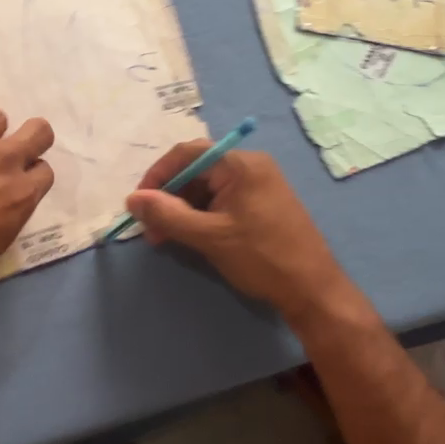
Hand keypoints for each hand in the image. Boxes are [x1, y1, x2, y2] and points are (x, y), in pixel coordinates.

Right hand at [126, 143, 352, 323]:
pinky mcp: (262, 204)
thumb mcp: (209, 237)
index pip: (187, 154)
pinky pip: (222, 200)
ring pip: (208, 188)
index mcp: (240, 164)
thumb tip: (132, 199)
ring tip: (165, 238)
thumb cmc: (261, 257)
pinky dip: (201, 216)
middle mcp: (250, 166)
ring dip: (182, 210)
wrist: (312, 290)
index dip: (157, 175)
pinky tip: (189, 237)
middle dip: (169, 197)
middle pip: (197, 170)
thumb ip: (168, 215)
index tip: (138, 203)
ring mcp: (259, 185)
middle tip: (150, 228)